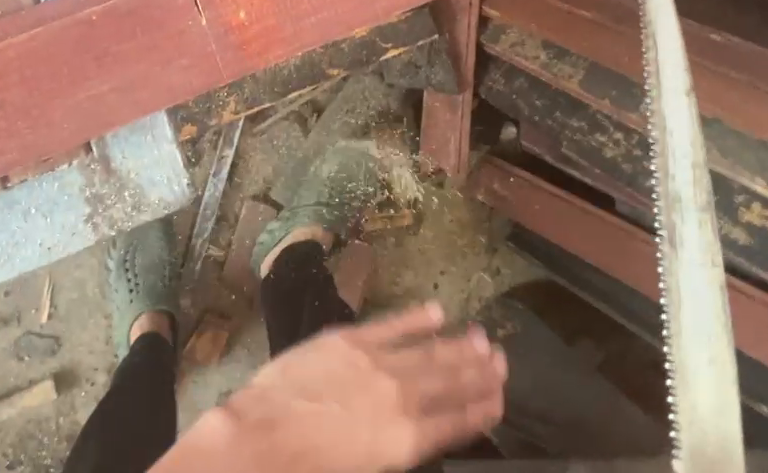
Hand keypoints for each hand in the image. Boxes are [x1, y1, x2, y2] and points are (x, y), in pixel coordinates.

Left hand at [166, 302, 507, 472]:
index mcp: (405, 442)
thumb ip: (395, 447)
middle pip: (449, 383)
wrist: (265, 435)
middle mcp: (401, 401)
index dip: (481, 409)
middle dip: (479, 373)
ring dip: (459, 345)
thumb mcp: (364, 468)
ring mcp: (377, 365)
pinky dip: (417, 318)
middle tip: (503, 359)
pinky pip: (392, 325)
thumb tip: (413, 432)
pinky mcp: (350, 340)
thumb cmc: (309, 468)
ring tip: (483, 338)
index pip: (455, 423)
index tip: (500, 397)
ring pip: (429, 352)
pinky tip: (437, 311)